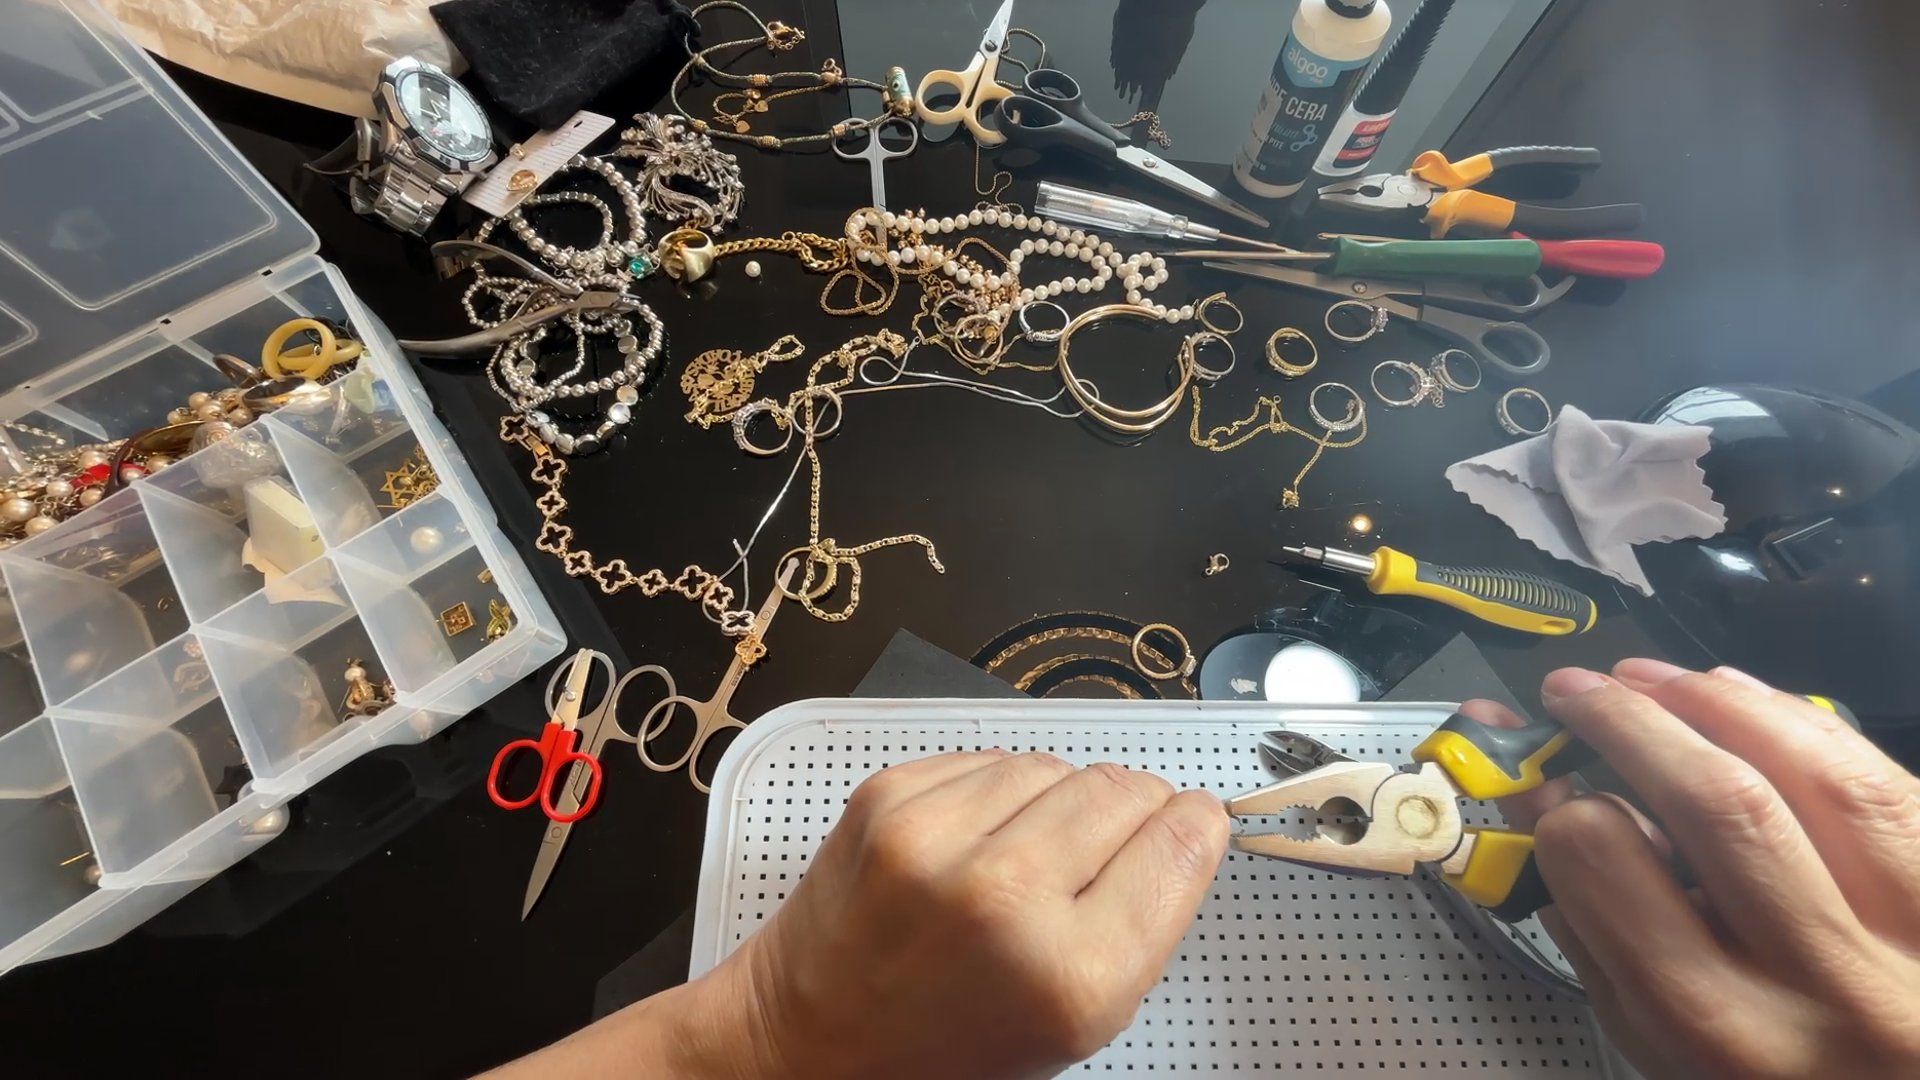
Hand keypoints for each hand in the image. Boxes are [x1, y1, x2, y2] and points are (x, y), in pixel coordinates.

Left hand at [714, 750, 1229, 1079]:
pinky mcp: (888, 793)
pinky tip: (977, 832)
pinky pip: (986, 758)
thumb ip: (1138, 920)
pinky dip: (998, 787)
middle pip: (1118, 788)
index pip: (1175, 848)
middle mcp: (1000, 894)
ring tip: (1029, 844)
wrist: (812, 1035)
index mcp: (1066, 977)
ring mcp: (934, 833)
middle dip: (1133, 803)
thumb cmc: (943, 1048)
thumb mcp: (1070, 1020)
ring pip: (1051, 763)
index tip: (1194, 817)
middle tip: (1114, 831)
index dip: (1193, 825)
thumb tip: (1180, 825)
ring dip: (1058, 794)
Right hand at [1464, 661, 1919, 1078]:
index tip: (1546, 783)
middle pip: (1716, 800)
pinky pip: (1897, 788)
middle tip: (1572, 687)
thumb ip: (1575, 904)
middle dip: (1623, 717)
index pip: (1601, 852)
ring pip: (1826, 778)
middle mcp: (1835, 988)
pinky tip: (1742, 697)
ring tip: (1650, 676)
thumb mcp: (1635, 1020)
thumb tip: (1527, 782)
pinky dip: (1806, 722)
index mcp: (1716, 1020)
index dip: (1556, 801)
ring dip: (1718, 699)